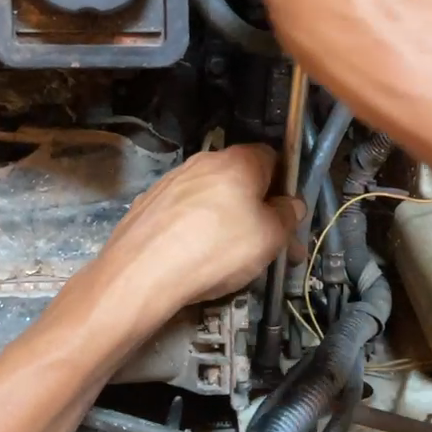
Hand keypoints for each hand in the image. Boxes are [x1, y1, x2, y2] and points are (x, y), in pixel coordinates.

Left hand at [89, 144, 298, 317]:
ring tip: (231, 258)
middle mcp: (204, 161)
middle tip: (266, 245)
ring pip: (212, 196)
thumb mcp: (270, 238)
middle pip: (241, 179)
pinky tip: (196, 257)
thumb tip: (291, 205)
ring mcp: (172, 180)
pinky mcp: (149, 203)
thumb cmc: (217, 249)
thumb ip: (287, 217)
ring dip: (227, 219)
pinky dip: (196, 228)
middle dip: (257, 208)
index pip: (273, 157)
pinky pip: (185, 212)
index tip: (288, 216)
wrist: (141, 273)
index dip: (285, 185)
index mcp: (238, 161)